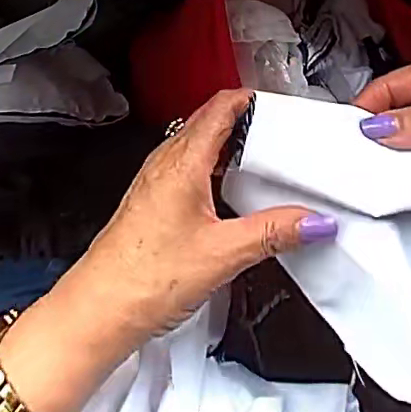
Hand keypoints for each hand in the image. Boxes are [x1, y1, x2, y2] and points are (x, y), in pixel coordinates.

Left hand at [0, 89, 331, 411]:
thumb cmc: (141, 280)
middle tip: (277, 134)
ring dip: (229, 146)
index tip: (278, 105)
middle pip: (210, 121)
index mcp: (183, 161)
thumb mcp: (223, 253)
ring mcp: (156, 181)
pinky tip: (229, 197)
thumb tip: (314, 221)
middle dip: (245, 121)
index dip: (251, 98)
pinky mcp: (152, 202)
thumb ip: (274, 232)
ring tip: (260, 164)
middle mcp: (165, 163)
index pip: (221, 106)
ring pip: (198, 144)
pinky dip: (214, 169)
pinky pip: (188, 168)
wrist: (95, 313)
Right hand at [353, 56, 410, 219]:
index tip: (348, 135)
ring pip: (409, 148)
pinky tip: (407, 195)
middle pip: (396, 118)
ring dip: (397, 164)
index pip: (393, 87)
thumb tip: (383, 126)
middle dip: (379, 139)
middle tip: (359, 163)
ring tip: (378, 182)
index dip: (368, 109)